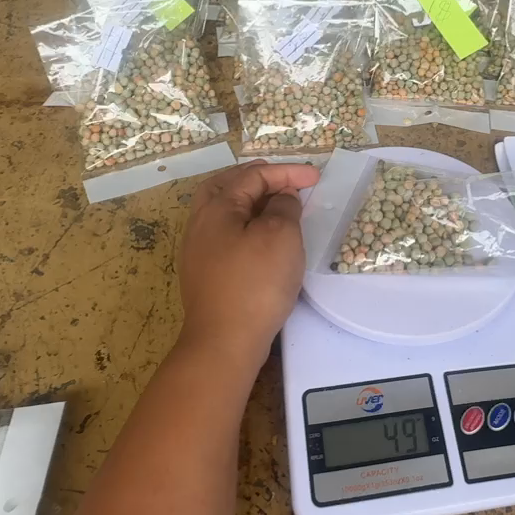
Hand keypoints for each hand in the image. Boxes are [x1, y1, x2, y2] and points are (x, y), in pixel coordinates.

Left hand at [175, 160, 319, 372]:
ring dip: (251, 201)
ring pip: (224, 211)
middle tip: (285, 180)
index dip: (286, 172)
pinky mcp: (205, 273)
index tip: (315, 177)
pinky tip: (263, 237)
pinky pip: (226, 233)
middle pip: (227, 186)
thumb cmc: (255, 283)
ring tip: (276, 204)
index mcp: (217, 207)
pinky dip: (246, 223)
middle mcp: (201, 223)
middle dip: (258, 178)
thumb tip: (281, 199)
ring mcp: (199, 250)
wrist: (224, 342)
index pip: (253, 176)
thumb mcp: (281, 236)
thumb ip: (284, 207)